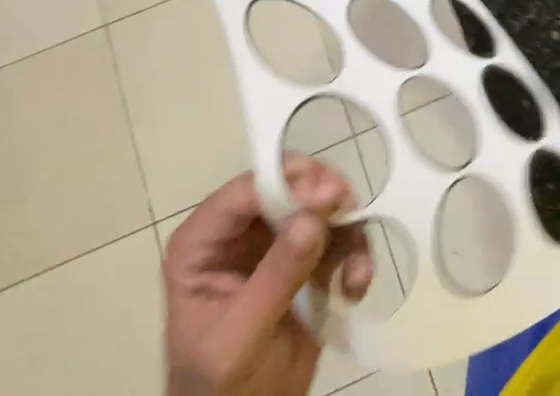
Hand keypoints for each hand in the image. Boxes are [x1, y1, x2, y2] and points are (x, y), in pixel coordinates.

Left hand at [164, 161, 374, 395]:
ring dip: (347, 230)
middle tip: (350, 211)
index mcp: (203, 243)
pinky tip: (355, 287)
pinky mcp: (308, 261)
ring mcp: (276, 243)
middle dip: (324, 196)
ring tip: (355, 272)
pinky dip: (356, 255)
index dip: (285, 183)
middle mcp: (240, 232)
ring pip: (321, 207)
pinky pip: (340, 238)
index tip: (327, 195)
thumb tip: (313, 217)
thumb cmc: (218, 386)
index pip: (243, 192)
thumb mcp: (240, 336)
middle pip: (288, 185)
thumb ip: (275, 277)